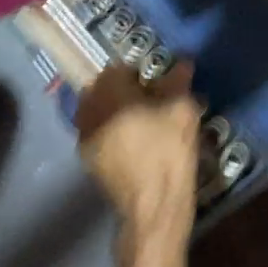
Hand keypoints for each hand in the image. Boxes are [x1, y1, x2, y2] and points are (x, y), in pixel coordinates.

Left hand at [76, 63, 202, 235]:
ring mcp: (84, 138)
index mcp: (109, 94)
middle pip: (100, 89)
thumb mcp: (182, 112)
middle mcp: (89, 111)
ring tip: (139, 121)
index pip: (116, 69)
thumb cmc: (169, 151)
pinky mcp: (88, 161)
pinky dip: (109, 130)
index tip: (155, 82)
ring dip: (112, 110)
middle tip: (147, 99)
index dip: (137, 72)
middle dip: (120, 90)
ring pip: (95, 112)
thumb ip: (178, 83)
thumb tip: (183, 63)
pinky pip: (96, 133)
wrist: (154, 203)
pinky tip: (131, 143)